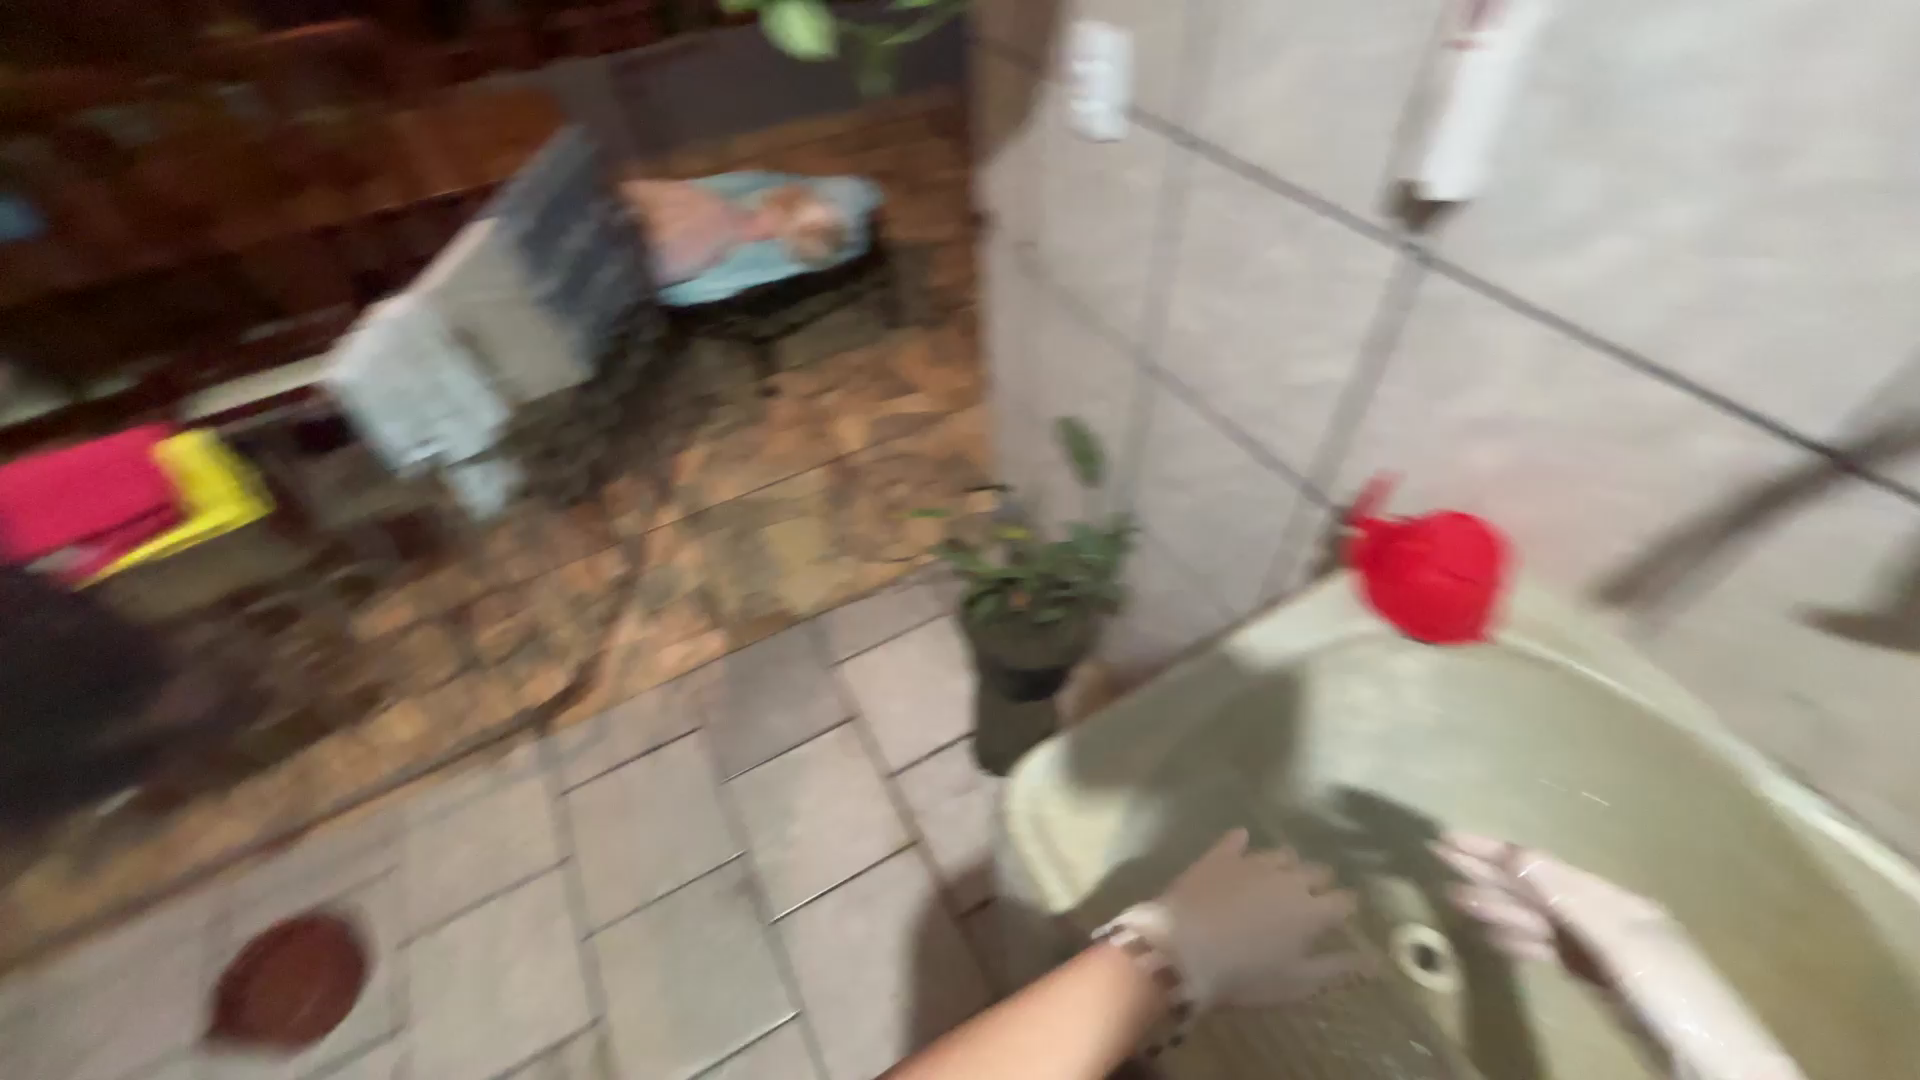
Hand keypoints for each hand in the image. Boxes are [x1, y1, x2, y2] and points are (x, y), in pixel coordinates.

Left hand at [1123, 829, 1367, 1009]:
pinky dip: (1241, 840)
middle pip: (1315, 871)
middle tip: (1315, 892)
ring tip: (1284, 872)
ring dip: (1286, 863)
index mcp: (1312, 911)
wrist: (1184, 947)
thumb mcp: (1297, 982)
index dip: (1346, 905)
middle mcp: (1287, 878)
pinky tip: (1241, 838)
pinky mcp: (1218, 855)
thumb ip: (1337, 968)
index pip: (1343, 901)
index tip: (1346, 910)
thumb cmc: (1245, 975)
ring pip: (1280, 854)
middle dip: (1320, 880)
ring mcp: (1250, 862)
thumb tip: (1375, 961)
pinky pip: (1234, 840)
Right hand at [1435, 833, 1806, 1079]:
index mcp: (1617, 903)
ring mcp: (1606, 952)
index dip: (1495, 852)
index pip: (1543, 869)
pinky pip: (1550, 950)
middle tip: (1438, 858)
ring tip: (1455, 900)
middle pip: (1537, 890)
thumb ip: (1569, 901)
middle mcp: (1608, 920)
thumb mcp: (1623, 948)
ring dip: (1497, 907)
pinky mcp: (1603, 982)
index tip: (1448, 840)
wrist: (1726, 1073)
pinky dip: (1519, 941)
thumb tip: (1516, 856)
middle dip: (1488, 874)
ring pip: (1539, 920)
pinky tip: (1494, 939)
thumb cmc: (1677, 1003)